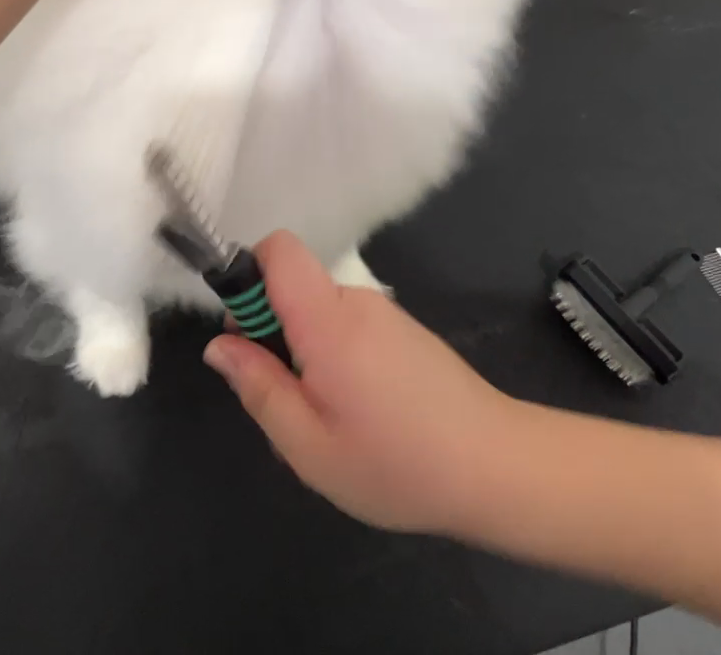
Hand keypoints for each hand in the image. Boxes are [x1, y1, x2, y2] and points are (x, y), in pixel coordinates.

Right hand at [204, 232, 517, 533]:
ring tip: (325, 423)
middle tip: (284, 403)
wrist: (501, 471)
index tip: (245, 333)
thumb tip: (219, 345)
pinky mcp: (408, 336)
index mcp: (329, 320)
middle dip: (272, 336)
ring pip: (319, 317)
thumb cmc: (397, 464)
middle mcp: (360, 303)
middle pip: (294, 290)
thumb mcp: (307, 445)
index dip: (249, 274)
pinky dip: (336, 362)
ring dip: (304, 357)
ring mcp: (388, 317)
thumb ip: (258, 387)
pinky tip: (359, 418)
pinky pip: (349, 332)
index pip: (279, 250)